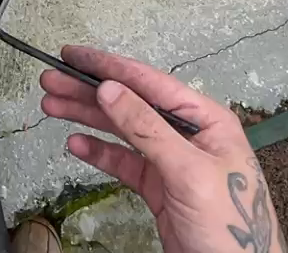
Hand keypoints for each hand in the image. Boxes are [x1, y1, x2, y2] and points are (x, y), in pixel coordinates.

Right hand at [41, 47, 282, 252]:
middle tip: (52, 79)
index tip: (74, 55)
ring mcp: (170, 160)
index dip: (107, 66)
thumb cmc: (235, 233)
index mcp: (204, 120)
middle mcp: (186, 134)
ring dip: (85, 116)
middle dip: (87, 90)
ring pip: (119, 128)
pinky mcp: (158, 186)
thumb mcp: (189, 173)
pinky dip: (97, 151)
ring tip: (52, 105)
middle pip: (127, 102)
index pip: (147, 82)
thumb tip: (110, 89)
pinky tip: (76, 144)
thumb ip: (147, 128)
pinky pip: (121, 160)